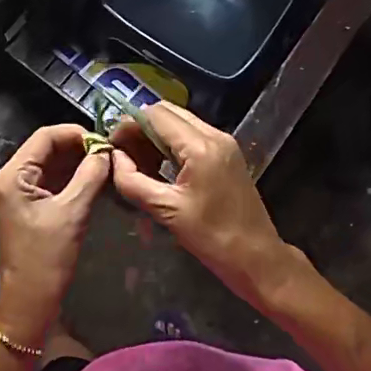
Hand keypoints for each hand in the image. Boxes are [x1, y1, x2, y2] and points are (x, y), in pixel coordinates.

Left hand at [0, 125, 110, 344]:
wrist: (28, 303)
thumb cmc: (46, 259)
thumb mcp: (72, 214)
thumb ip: (89, 177)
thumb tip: (106, 152)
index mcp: (11, 175)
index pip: (44, 137)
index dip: (76, 134)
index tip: (105, 141)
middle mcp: (9, 178)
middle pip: (46, 149)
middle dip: (78, 148)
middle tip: (111, 153)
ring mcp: (17, 193)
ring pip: (50, 165)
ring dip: (77, 163)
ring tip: (108, 165)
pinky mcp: (27, 206)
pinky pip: (50, 182)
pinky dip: (71, 179)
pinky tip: (95, 180)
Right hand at [109, 103, 311, 311]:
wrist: (257, 258)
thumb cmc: (212, 236)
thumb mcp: (166, 210)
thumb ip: (132, 181)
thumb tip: (114, 159)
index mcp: (200, 147)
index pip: (155, 115)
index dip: (128, 125)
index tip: (113, 146)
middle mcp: (214, 136)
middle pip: (167, 112)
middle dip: (140, 128)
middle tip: (123, 153)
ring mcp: (223, 143)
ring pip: (178, 122)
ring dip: (154, 135)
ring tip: (138, 163)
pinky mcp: (225, 154)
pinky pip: (190, 136)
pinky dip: (169, 144)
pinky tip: (158, 168)